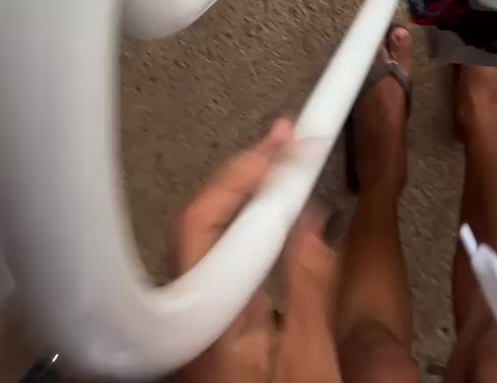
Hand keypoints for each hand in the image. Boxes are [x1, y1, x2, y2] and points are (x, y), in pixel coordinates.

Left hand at [172, 120, 341, 382]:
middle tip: (287, 137)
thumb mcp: (310, 367)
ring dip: (244, 190)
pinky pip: (215, 254)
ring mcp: (190, 321)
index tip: (296, 142)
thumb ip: (309, 290)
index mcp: (205, 327)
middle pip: (197, 222)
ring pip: (201, 236)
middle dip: (243, 172)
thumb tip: (310, 218)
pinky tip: (270, 207)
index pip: (209, 228)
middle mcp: (187, 318)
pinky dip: (246, 219)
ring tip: (281, 157)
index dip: (253, 177)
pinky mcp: (202, 326)